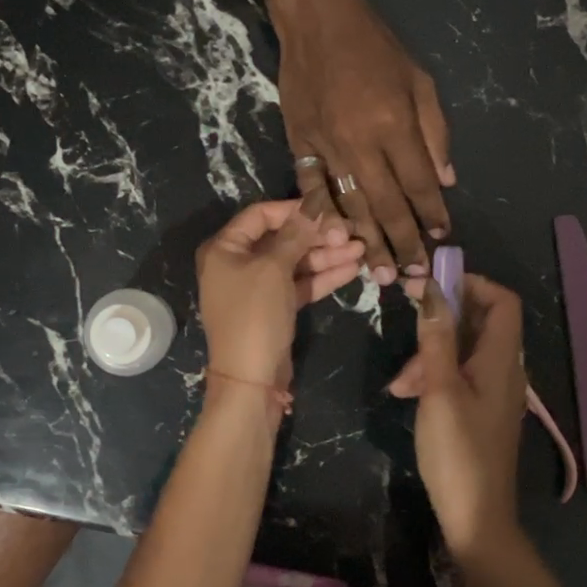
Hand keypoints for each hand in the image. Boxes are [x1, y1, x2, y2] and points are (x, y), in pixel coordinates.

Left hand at [196, 200, 365, 385]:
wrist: (251, 378)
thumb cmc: (254, 314)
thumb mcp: (274, 268)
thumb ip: (295, 235)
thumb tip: (313, 208)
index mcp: (224, 248)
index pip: (260, 215)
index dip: (293, 210)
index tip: (326, 209)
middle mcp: (237, 264)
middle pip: (281, 239)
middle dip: (317, 235)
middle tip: (351, 232)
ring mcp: (256, 288)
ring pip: (294, 263)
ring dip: (326, 255)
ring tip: (362, 249)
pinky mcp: (273, 308)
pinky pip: (298, 284)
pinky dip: (322, 277)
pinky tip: (352, 269)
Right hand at [276, 0, 453, 286]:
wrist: (318, 22)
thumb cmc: (376, 48)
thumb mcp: (420, 81)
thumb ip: (434, 133)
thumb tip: (445, 181)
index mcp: (395, 125)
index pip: (419, 184)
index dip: (433, 215)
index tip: (442, 239)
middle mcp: (361, 144)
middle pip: (387, 206)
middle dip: (403, 244)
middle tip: (413, 278)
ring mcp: (327, 148)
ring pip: (351, 206)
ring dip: (368, 243)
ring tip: (380, 275)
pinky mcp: (300, 146)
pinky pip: (313, 190)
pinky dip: (324, 217)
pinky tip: (334, 240)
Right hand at [388, 275, 526, 551]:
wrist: (476, 516)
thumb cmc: (457, 451)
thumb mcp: (439, 389)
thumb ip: (437, 338)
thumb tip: (433, 289)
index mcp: (501, 360)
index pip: (502, 301)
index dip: (471, 285)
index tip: (431, 287)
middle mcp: (505, 370)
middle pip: (478, 323)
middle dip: (439, 324)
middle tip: (407, 333)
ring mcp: (495, 392)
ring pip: (463, 351)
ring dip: (430, 355)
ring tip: (400, 383)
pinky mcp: (482, 411)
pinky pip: (461, 376)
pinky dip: (435, 377)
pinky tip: (408, 396)